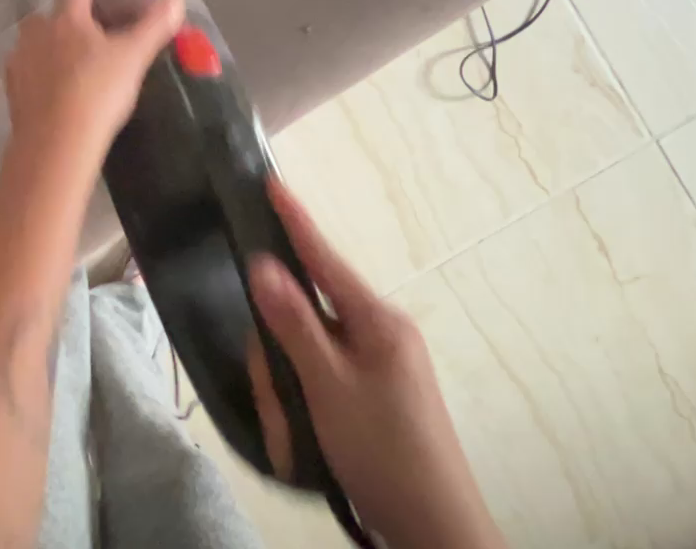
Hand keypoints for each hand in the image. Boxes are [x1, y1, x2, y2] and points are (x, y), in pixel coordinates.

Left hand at [4, 0, 183, 158]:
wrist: (55, 141)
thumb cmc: (97, 90)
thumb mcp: (133, 57)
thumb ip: (153, 25)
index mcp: (68, 18)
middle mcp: (38, 32)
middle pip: (48, 16)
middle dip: (60, 17)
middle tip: (78, 28)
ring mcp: (20, 60)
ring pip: (33, 44)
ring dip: (46, 46)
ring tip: (64, 61)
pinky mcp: (12, 89)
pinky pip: (25, 72)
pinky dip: (37, 74)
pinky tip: (48, 87)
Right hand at [247, 178, 505, 548]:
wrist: (432, 528)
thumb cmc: (383, 449)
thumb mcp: (327, 385)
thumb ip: (292, 322)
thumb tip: (262, 263)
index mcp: (376, 320)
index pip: (324, 258)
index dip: (295, 220)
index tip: (272, 181)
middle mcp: (376, 332)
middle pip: (299, 315)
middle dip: (277, 357)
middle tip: (281, 402)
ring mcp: (372, 362)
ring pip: (300, 350)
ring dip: (285, 390)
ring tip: (295, 432)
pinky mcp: (366, 389)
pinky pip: (314, 375)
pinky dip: (299, 401)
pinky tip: (303, 435)